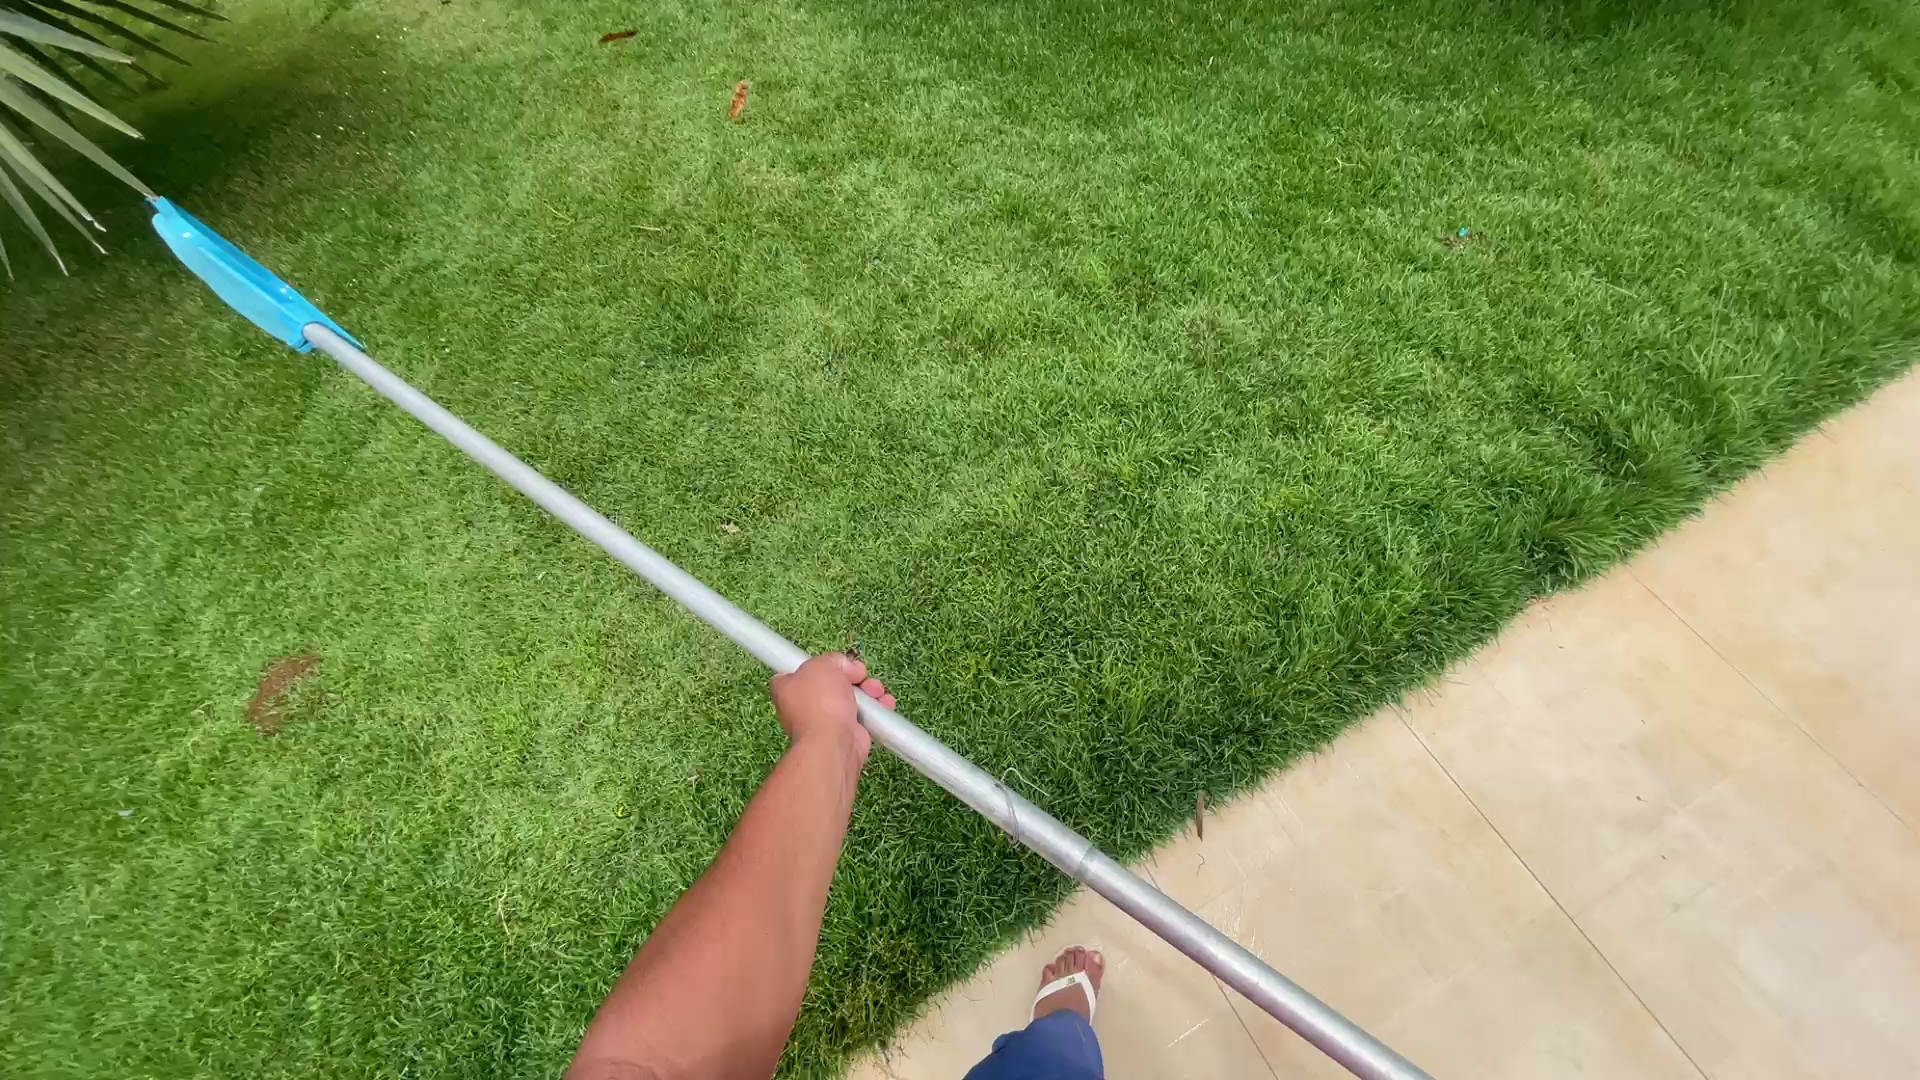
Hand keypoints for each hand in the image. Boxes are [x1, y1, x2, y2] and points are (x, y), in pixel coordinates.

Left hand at [769, 653, 891, 763]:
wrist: (833, 741)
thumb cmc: (820, 701)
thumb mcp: (822, 664)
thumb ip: (834, 659)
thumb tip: (849, 670)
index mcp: (788, 688)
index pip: (800, 671)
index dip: (820, 664)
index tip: (835, 664)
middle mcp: (805, 706)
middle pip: (834, 681)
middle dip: (853, 676)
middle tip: (859, 676)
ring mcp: (827, 721)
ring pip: (852, 696)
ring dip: (869, 690)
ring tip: (875, 691)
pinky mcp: (847, 732)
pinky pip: (865, 714)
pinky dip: (877, 708)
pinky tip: (884, 702)